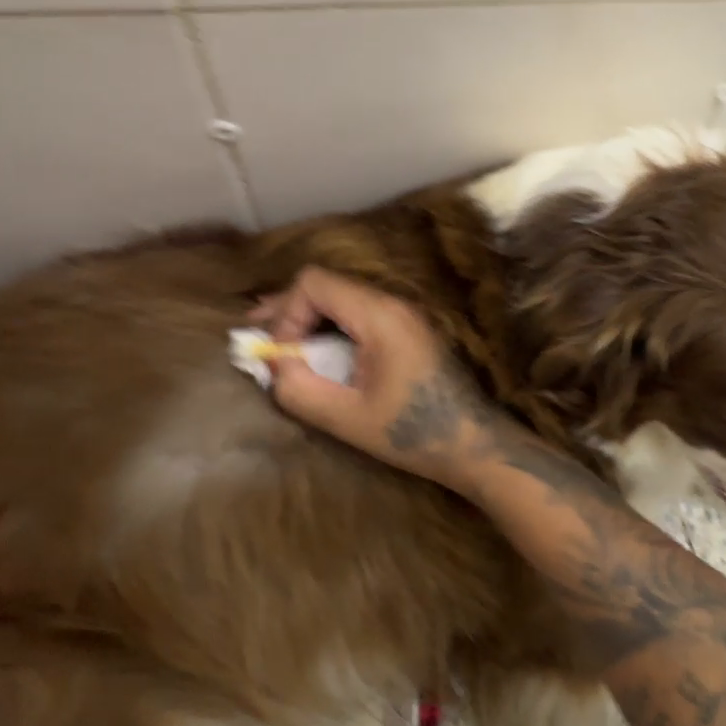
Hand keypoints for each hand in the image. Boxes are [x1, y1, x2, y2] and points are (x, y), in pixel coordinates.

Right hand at [251, 267, 497, 491]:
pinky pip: (361, 314)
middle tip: (255, 338)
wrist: (471, 443)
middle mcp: (395, 304)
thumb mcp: (345, 418)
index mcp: (381, 316)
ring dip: (310, 319)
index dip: (286, 312)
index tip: (283, 355)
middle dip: (290, 311)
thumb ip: (299, 388)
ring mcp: (406, 315)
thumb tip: (272, 365)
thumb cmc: (411, 432)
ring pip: (344, 298)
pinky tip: (315, 350)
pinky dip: (333, 326)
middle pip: (328, 285)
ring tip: (280, 346)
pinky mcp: (409, 330)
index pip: (315, 282)